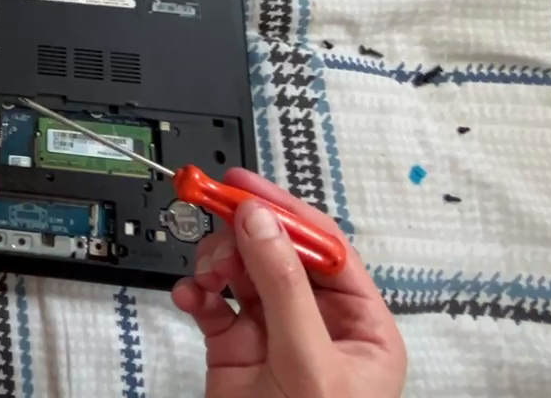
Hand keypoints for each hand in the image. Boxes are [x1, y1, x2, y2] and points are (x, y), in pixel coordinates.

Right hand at [171, 170, 405, 397]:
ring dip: (214, 260)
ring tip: (205, 274)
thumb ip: (284, 286)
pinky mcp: (233, 342)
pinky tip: (191, 298)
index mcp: (358, 326)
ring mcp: (271, 331)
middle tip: (210, 211)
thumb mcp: (308, 365)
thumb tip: (260, 221)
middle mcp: (315, 322)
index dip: (283, 210)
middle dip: (240, 234)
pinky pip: (210, 297)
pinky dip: (194, 290)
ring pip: (238, 265)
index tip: (243, 184)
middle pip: (274, 249)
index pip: (324, 247)